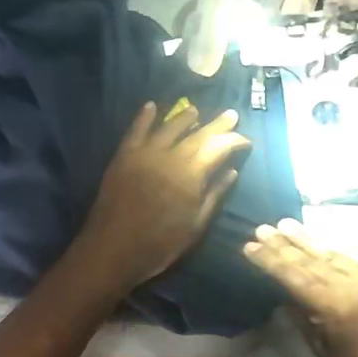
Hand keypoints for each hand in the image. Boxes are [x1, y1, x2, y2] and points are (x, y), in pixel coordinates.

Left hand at [73, 100, 250, 286]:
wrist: (112, 250)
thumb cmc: (159, 245)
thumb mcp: (195, 226)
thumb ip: (214, 195)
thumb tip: (232, 171)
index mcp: (190, 174)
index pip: (218, 148)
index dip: (234, 141)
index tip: (245, 141)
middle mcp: (169, 156)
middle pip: (197, 134)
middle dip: (216, 125)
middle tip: (230, 115)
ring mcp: (143, 154)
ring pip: (168, 127)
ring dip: (184, 117)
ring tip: (196, 111)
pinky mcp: (123, 157)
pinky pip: (135, 130)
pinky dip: (144, 117)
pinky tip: (151, 106)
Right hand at [243, 219, 357, 356]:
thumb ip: (305, 321)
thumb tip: (286, 295)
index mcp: (338, 308)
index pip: (295, 276)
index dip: (270, 260)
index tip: (249, 246)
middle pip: (316, 260)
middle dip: (287, 245)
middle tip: (264, 228)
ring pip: (342, 256)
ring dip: (315, 242)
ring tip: (290, 226)